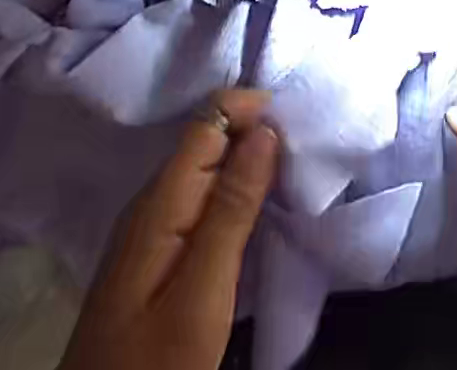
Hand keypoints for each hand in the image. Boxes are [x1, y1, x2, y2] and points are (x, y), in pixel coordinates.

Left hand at [59, 90, 279, 369]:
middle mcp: (152, 202)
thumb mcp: (203, 292)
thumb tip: (265, 128)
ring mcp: (155, 225)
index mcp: (159, 203)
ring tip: (295, 172)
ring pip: (211, 163)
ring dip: (253, 159)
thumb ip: (233, 207)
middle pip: (210, 137)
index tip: (298, 129)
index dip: (253, 111)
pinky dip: (241, 185)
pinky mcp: (165, 246)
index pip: (208, 120)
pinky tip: (264, 201)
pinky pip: (207, 191)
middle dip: (258, 131)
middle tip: (304, 154)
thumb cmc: (157, 364)